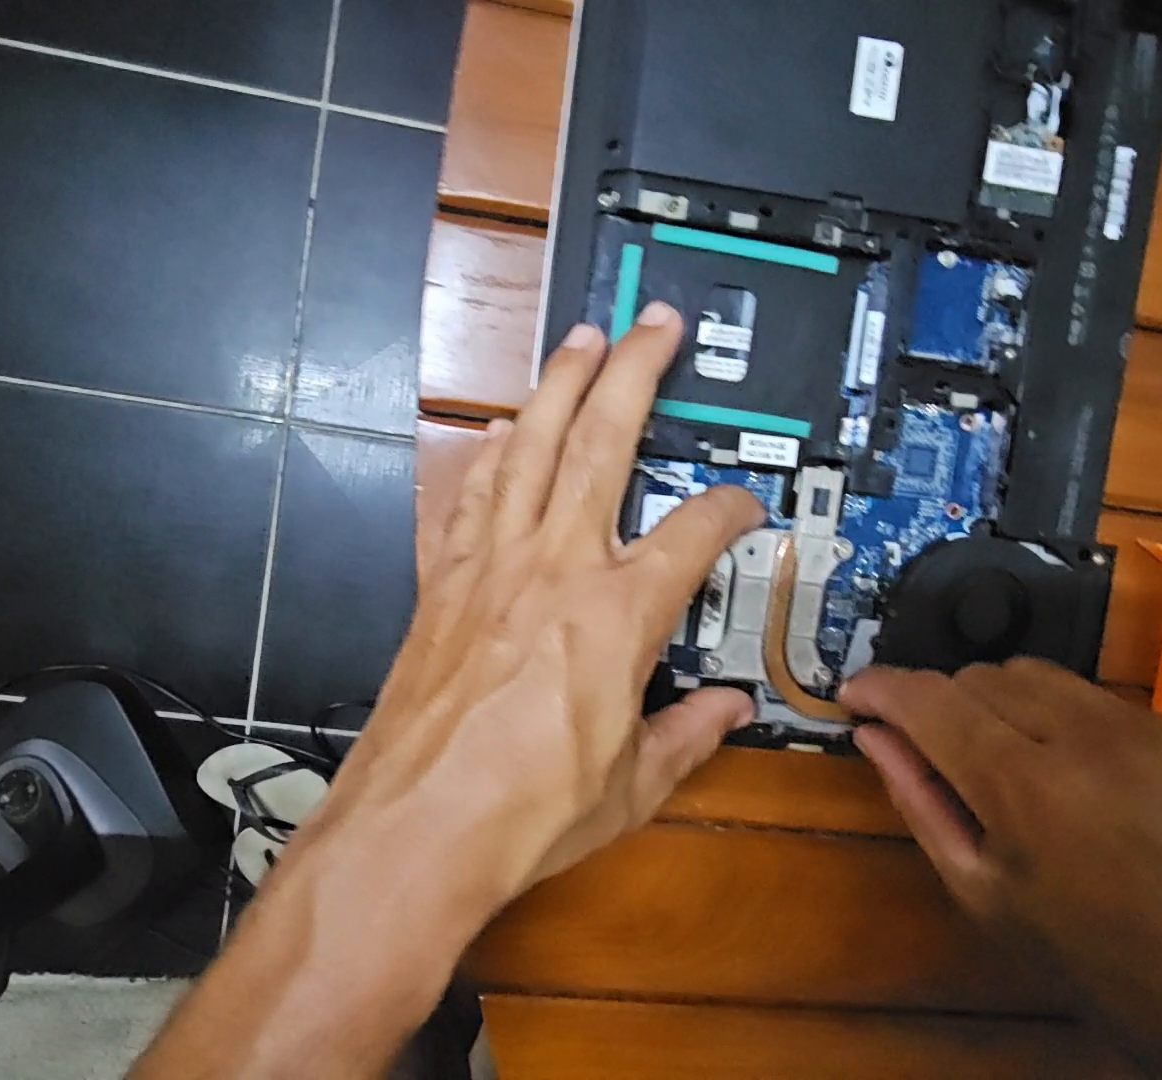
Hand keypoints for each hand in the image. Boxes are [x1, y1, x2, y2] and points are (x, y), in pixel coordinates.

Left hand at [332, 300, 766, 895]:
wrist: (417, 829)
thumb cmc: (526, 810)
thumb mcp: (633, 784)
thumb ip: (689, 736)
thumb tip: (727, 713)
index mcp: (619, 614)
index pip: (698, 530)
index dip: (733, 507)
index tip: (744, 506)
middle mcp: (557, 567)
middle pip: (604, 440)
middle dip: (634, 370)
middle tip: (652, 324)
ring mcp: (492, 565)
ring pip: (530, 445)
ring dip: (557, 386)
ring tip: (579, 342)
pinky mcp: (444, 582)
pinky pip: (472, 496)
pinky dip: (491, 455)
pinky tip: (504, 431)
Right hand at [843, 660, 1161, 1079]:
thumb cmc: (1078, 951)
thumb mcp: (975, 885)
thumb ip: (917, 796)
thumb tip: (872, 733)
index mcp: (1024, 787)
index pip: (929, 699)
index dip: (880, 686)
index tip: (854, 694)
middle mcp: (1084, 739)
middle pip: (975, 675)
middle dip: (938, 700)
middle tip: (932, 744)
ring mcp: (1142, 729)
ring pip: (1030, 672)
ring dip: (993, 698)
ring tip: (1000, 749)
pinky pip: (1087, 694)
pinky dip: (1053, 713)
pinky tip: (1066, 764)